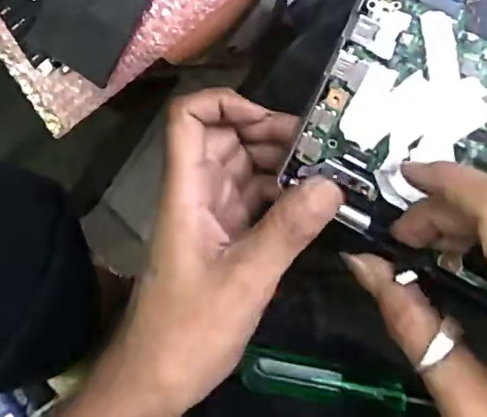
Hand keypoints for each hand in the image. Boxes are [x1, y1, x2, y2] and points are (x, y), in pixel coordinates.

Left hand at [68, 90, 342, 416]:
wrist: (153, 384)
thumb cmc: (187, 329)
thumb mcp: (244, 280)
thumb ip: (287, 230)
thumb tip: (332, 184)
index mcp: (187, 187)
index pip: (188, 117)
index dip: (223, 103)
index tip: (266, 119)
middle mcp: (197, 189)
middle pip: (225, 135)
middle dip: (267, 131)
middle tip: (316, 145)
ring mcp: (210, 211)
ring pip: (242, 163)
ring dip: (279, 160)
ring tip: (322, 168)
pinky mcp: (223, 234)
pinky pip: (253, 195)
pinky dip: (279, 191)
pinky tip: (309, 200)